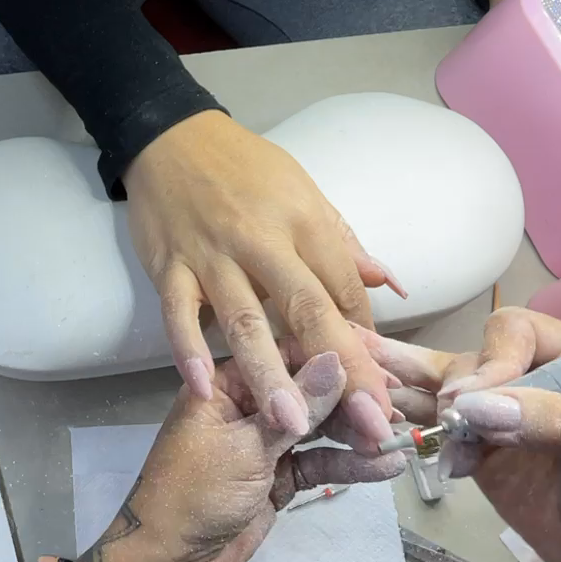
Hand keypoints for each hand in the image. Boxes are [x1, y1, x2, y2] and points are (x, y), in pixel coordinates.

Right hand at [124, 110, 403, 454]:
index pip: (344, 289)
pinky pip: (178, 314)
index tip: (383, 391)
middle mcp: (263, 241)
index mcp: (304, 221)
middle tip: (368, 423)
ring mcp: (211, 256)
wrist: (172, 138)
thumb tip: (391, 284)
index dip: (365, 341)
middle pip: (307, 309)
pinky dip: (188, 350)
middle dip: (341, 368)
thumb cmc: (246, 169)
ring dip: (269, 372)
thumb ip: (343, 244)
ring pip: (244, 319)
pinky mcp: (169, 267)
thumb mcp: (304, 193)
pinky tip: (203, 388)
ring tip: (290, 423)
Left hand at [125, 352, 408, 561]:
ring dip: (355, 435)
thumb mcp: (247, 446)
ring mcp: (264, 442)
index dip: (334, 361)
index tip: (378, 366)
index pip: (286, 358)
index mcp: (225, 384)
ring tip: (397, 439)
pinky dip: (347, 465)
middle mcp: (247, 405)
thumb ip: (297, 406)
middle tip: (396, 408)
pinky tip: (385, 466)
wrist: (170, 559)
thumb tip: (337, 357)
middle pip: (308, 393)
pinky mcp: (278, 475)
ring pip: (318, 429)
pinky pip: (317, 462)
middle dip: (351, 403)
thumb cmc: (196, 492)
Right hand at [358, 310, 560, 561]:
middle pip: (470, 359)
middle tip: (442, 418)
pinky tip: (378, 419)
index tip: (474, 402)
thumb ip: (553, 421)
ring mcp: (496, 410)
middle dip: (450, 386)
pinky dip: (405, 422)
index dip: (492, 360)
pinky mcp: (471, 443)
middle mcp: (529, 375)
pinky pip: (430, 423)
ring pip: (441, 386)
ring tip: (359, 378)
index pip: (519, 334)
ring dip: (405, 389)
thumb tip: (473, 405)